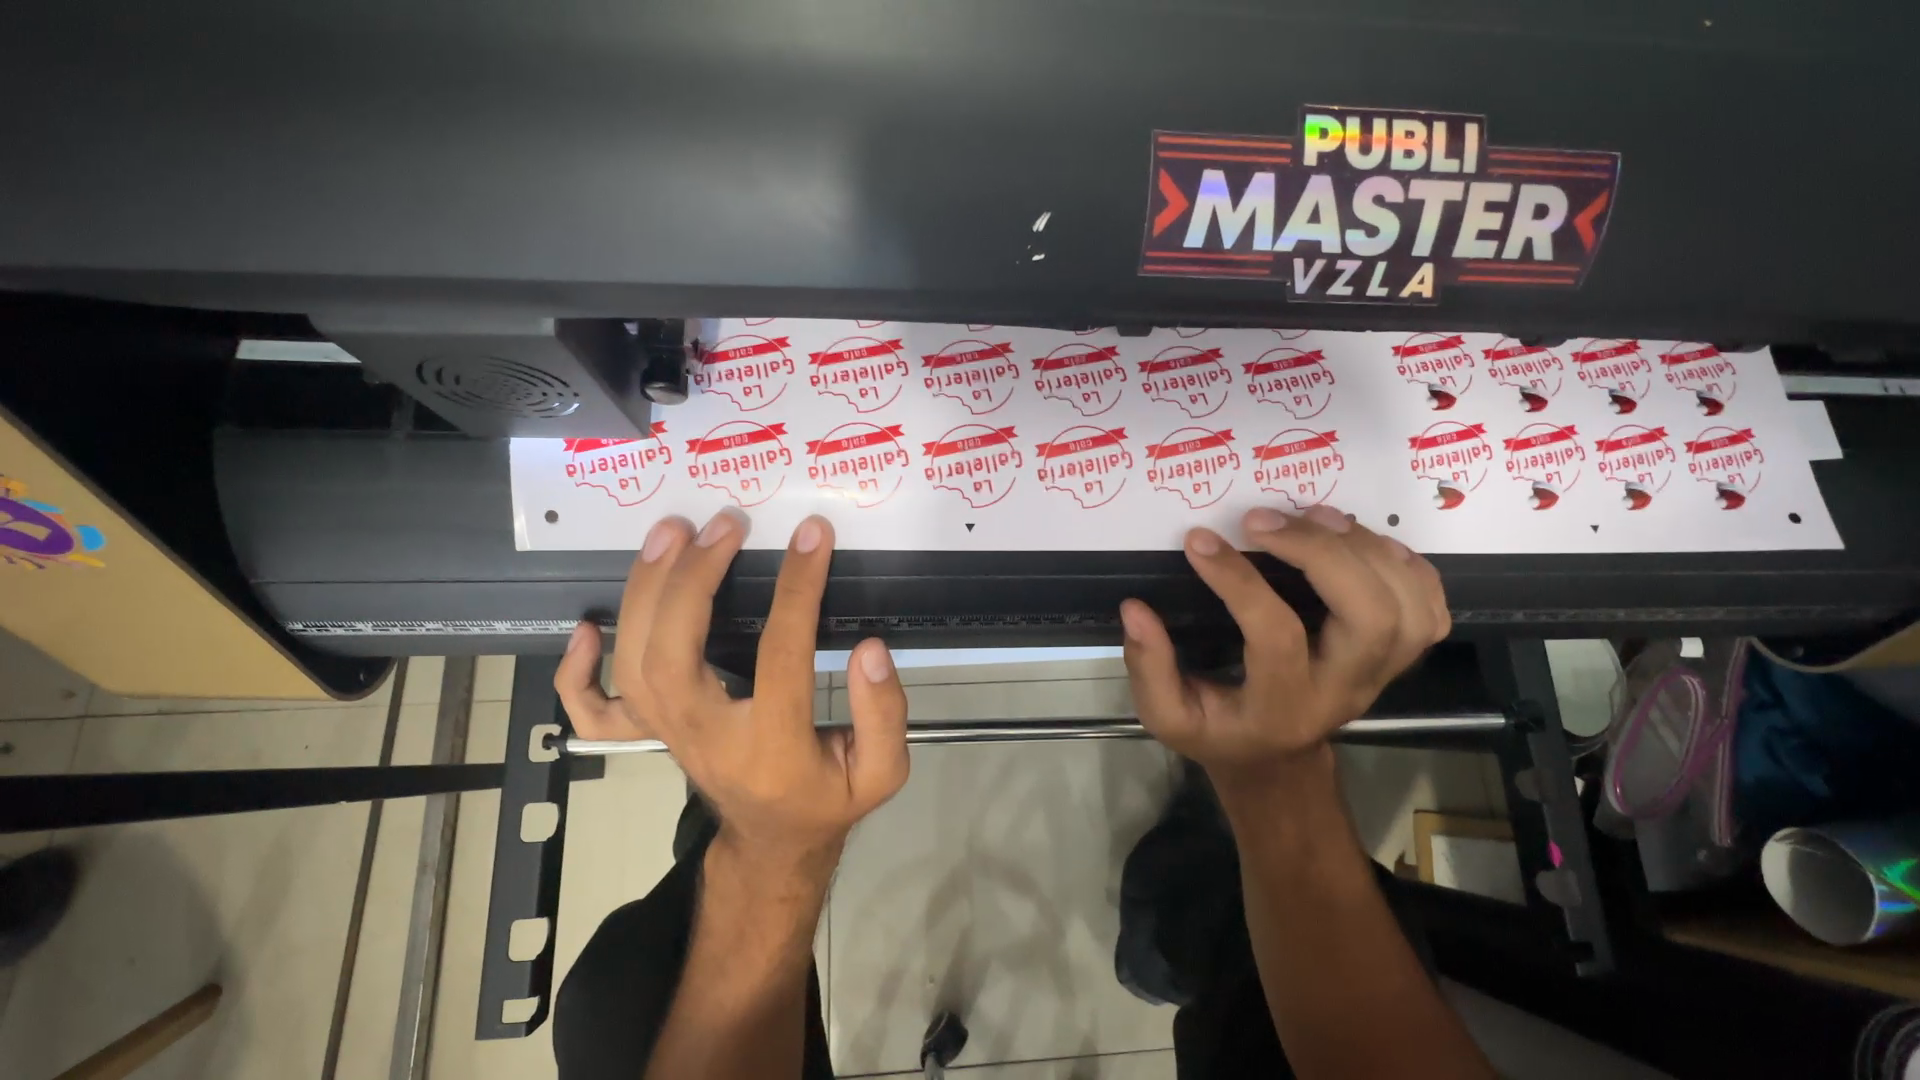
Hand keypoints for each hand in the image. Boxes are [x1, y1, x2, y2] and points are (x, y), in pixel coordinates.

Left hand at [554, 509, 910, 865]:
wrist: (775, 844)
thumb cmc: (827, 800)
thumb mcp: (883, 772)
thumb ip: (885, 715)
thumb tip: (869, 650)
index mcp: (772, 747)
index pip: (780, 655)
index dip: (797, 589)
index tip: (812, 536)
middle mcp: (706, 738)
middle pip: (673, 655)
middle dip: (693, 580)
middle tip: (724, 524)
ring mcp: (669, 736)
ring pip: (633, 665)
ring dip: (645, 593)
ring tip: (672, 533)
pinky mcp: (651, 734)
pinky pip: (595, 711)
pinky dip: (577, 672)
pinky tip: (588, 628)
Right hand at [1120, 504, 1449, 787]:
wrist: (1276, 759)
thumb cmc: (1218, 732)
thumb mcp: (1167, 715)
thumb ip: (1148, 667)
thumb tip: (1135, 609)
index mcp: (1283, 705)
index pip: (1276, 633)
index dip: (1239, 580)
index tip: (1199, 540)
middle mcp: (1344, 689)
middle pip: (1370, 615)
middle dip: (1322, 553)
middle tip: (1262, 519)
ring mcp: (1380, 673)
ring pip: (1408, 606)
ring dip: (1364, 548)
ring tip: (1310, 516)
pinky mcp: (1398, 655)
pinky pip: (1428, 605)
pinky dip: (1403, 562)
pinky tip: (1356, 539)